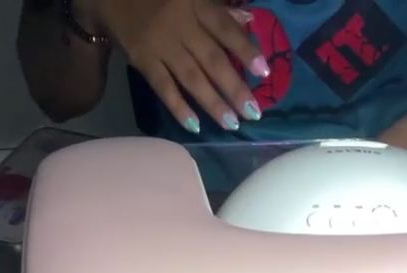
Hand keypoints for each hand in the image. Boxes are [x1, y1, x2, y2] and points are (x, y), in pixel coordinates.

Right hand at [84, 0, 263, 132]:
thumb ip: (218, 10)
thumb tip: (248, 22)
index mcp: (195, 3)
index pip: (225, 29)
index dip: (245, 50)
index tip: (264, 72)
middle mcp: (180, 24)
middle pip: (213, 59)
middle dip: (234, 87)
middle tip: (253, 113)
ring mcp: (161, 44)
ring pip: (191, 77)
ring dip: (212, 102)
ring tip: (231, 123)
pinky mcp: (143, 60)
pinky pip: (163, 87)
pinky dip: (178, 107)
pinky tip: (195, 125)